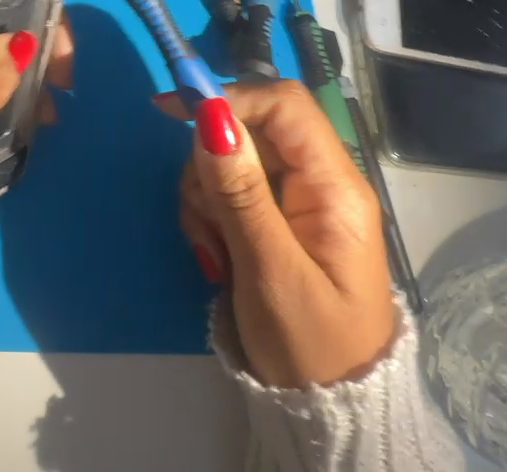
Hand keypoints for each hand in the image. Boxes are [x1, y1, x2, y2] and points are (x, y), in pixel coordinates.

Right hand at [159, 80, 396, 387]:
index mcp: (334, 187)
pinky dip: (208, 214)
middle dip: (210, 166)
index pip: (283, 106)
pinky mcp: (272, 219)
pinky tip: (216, 254)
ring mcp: (294, 201)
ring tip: (214, 251)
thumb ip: (240, 192)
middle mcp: (317, 182)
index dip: (229, 97)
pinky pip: (226, 191)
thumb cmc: (310, 347)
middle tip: (206, 223)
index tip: (171, 110)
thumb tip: (210, 117)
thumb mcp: (269, 272)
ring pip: (228, 160)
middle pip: (248, 131)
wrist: (328, 410)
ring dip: (205, 196)